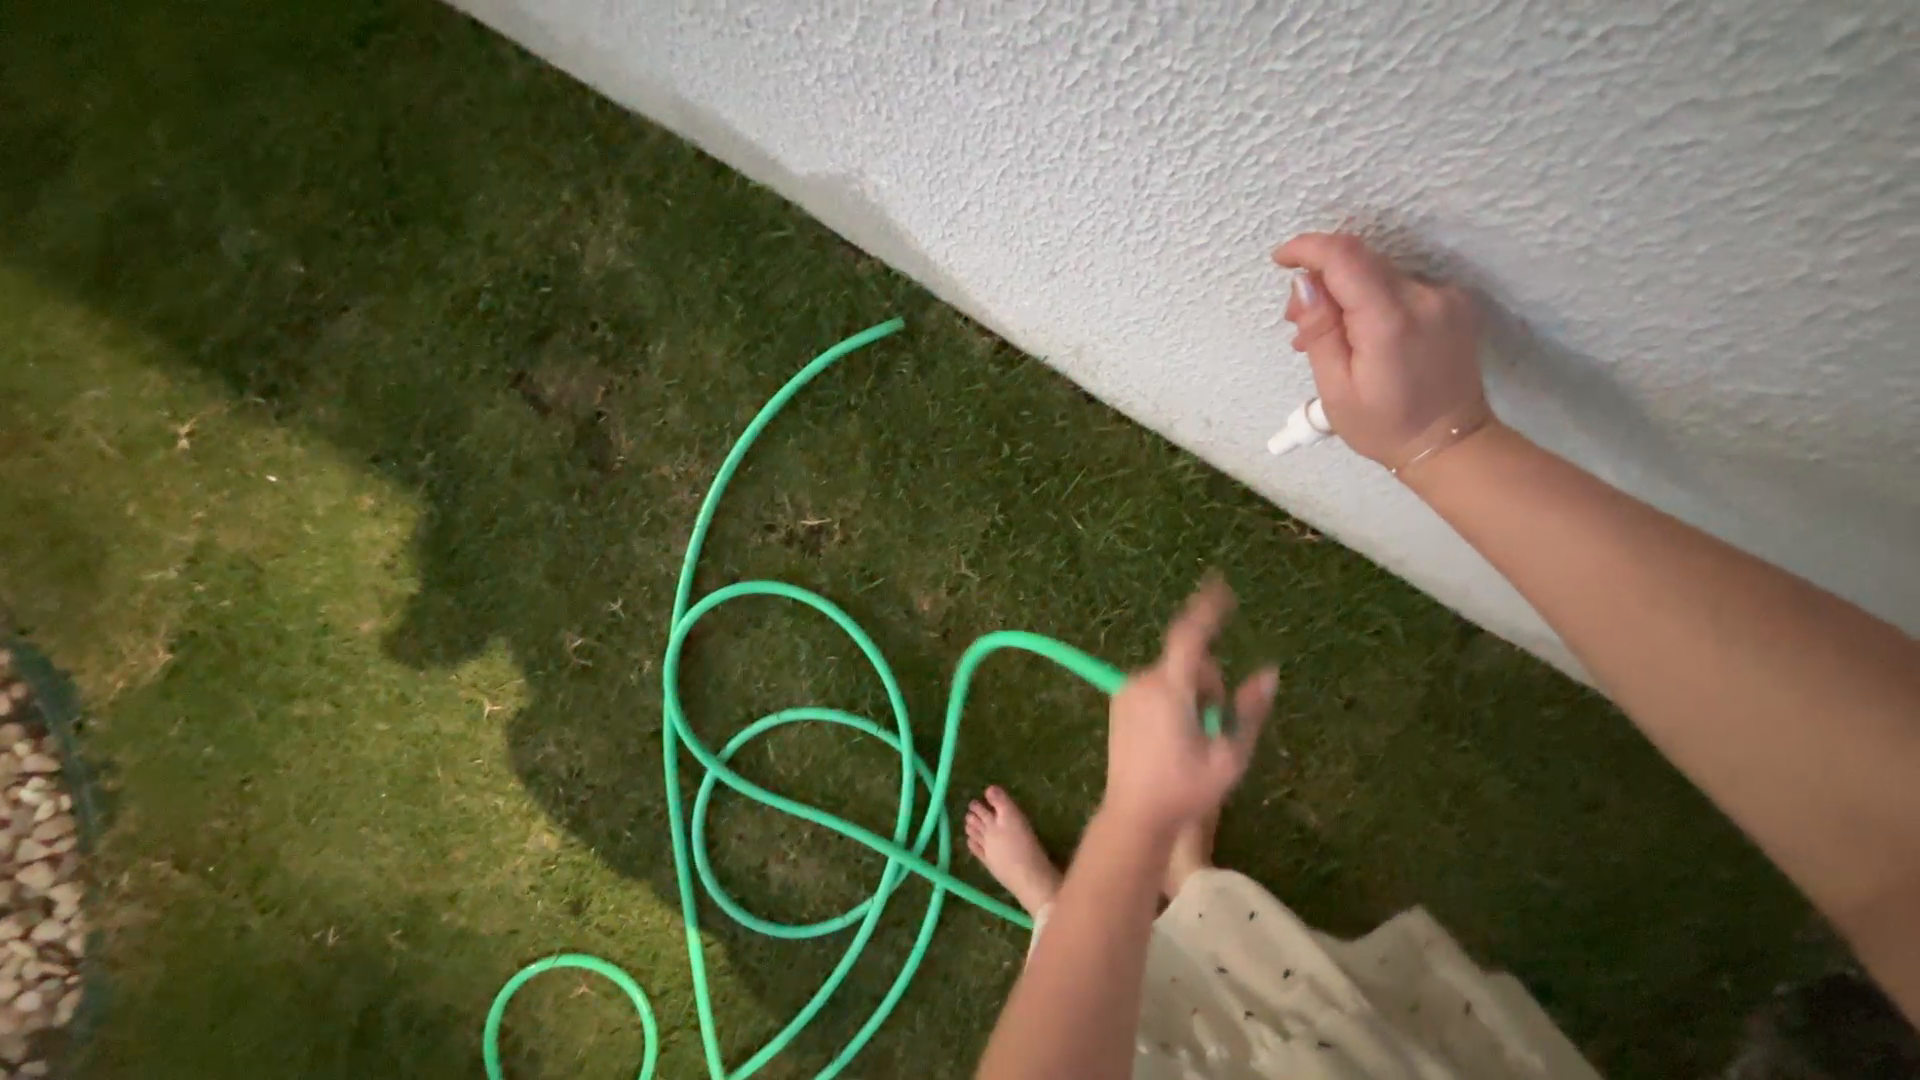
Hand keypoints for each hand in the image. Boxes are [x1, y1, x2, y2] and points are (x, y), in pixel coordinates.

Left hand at [1103, 578, 1278, 832]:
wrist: (1135, 814)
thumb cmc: (1186, 790)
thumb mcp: (1230, 756)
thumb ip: (1249, 710)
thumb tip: (1269, 673)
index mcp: (1170, 690)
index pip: (1191, 637)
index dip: (1207, 610)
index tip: (1221, 584)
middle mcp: (1143, 681)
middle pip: (1189, 663)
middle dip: (1208, 686)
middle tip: (1211, 730)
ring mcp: (1127, 692)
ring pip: (1174, 676)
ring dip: (1190, 696)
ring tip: (1189, 741)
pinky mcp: (1119, 702)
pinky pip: (1156, 687)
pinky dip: (1171, 701)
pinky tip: (1170, 737)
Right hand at [1273, 233, 1491, 472]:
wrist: (1449, 441)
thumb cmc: (1384, 425)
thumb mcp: (1335, 388)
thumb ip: (1320, 330)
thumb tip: (1303, 283)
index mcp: (1390, 321)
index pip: (1345, 257)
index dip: (1308, 248)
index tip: (1282, 258)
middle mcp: (1423, 297)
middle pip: (1361, 261)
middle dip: (1321, 278)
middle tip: (1298, 321)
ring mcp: (1444, 296)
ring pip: (1378, 272)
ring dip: (1344, 292)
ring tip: (1325, 335)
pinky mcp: (1452, 302)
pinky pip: (1399, 285)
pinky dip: (1371, 299)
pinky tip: (1358, 332)